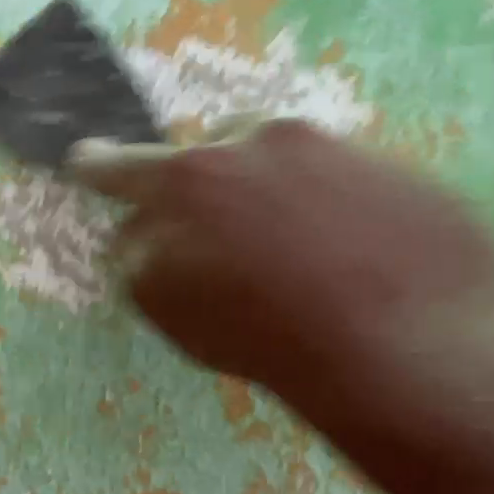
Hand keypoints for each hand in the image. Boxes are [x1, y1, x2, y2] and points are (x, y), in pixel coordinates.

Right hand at [68, 120, 493, 400]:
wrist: (408, 350)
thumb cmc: (258, 331)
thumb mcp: (162, 304)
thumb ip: (133, 255)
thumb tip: (136, 229)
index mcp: (193, 177)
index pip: (125, 165)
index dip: (98, 167)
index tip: (84, 160)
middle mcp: (266, 142)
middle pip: (215, 147)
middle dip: (204, 180)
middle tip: (212, 230)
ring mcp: (345, 149)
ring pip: (284, 159)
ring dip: (269, 190)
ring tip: (284, 250)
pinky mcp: (409, 170)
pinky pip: (347, 179)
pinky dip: (330, 208)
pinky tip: (340, 259)